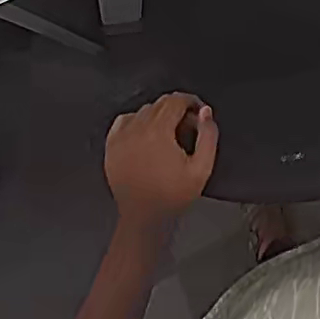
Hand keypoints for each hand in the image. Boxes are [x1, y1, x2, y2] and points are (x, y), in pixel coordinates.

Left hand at [105, 93, 217, 227]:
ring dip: (160, 114)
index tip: (200, 112)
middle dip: (178, 108)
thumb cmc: (174, 195)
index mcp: (158, 132)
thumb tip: (205, 112)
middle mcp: (137, 129)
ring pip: (144, 110)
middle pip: (160, 103)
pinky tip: (146, 134)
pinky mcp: (111, 146)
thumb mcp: (202, 167)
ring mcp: (121, 137)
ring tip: (170, 133)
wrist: (144, 218)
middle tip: (189, 126)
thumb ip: (208, 135)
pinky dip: (137, 120)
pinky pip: (124, 120)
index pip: (176, 100)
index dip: (192, 101)